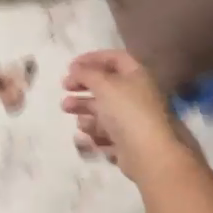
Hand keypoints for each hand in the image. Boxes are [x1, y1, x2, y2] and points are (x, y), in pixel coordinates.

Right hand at [61, 50, 195, 181]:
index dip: (92, 59)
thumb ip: (86, 73)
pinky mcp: (127, 141)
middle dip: (83, 85)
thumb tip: (76, 68)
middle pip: (106, 85)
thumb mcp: (104, 84)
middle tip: (65, 88)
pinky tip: (83, 134)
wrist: (148, 153)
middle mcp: (136, 95)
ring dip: (83, 107)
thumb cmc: (127, 111)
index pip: (115, 59)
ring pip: (103, 110)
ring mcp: (132, 119)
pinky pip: (105, 132)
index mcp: (136, 76)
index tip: (71, 66)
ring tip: (68, 109)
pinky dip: (92, 131)